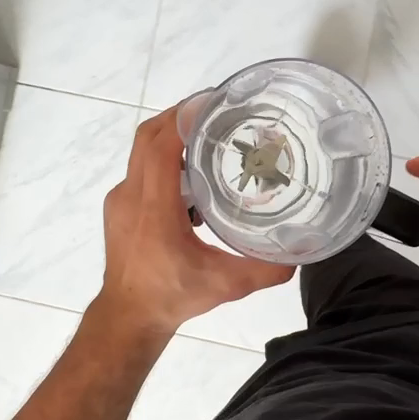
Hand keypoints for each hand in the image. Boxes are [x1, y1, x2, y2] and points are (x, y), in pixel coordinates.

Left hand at [96, 108, 294, 337]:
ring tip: (206, 136)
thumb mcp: (225, 285)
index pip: (161, 146)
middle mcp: (132, 196)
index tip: (211, 102)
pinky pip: (139, 170)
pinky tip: (190, 174)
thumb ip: (264, 270)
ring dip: (169, 137)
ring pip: (141, 152)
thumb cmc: (172, 297)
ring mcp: (120, 200)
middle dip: (178, 116)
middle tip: (213, 109)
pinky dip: (161, 159)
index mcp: (155, 208)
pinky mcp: (118, 207)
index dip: (183, 119)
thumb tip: (300, 255)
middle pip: (148, 137)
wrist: (128, 317)